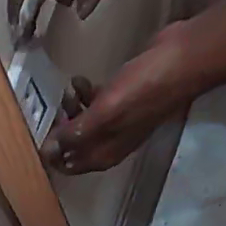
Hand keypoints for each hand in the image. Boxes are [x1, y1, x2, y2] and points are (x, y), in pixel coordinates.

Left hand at [43, 24, 197, 172]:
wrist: (185, 59)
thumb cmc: (142, 90)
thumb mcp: (101, 116)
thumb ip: (73, 136)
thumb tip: (47, 152)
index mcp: (103, 155)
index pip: (68, 166)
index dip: (51, 154)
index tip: (40, 133)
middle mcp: (109, 144)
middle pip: (73, 144)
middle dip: (59, 128)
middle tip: (55, 108)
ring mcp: (118, 121)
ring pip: (82, 122)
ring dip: (70, 109)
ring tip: (67, 91)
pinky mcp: (124, 98)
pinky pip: (95, 103)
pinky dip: (84, 94)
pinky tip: (79, 80)